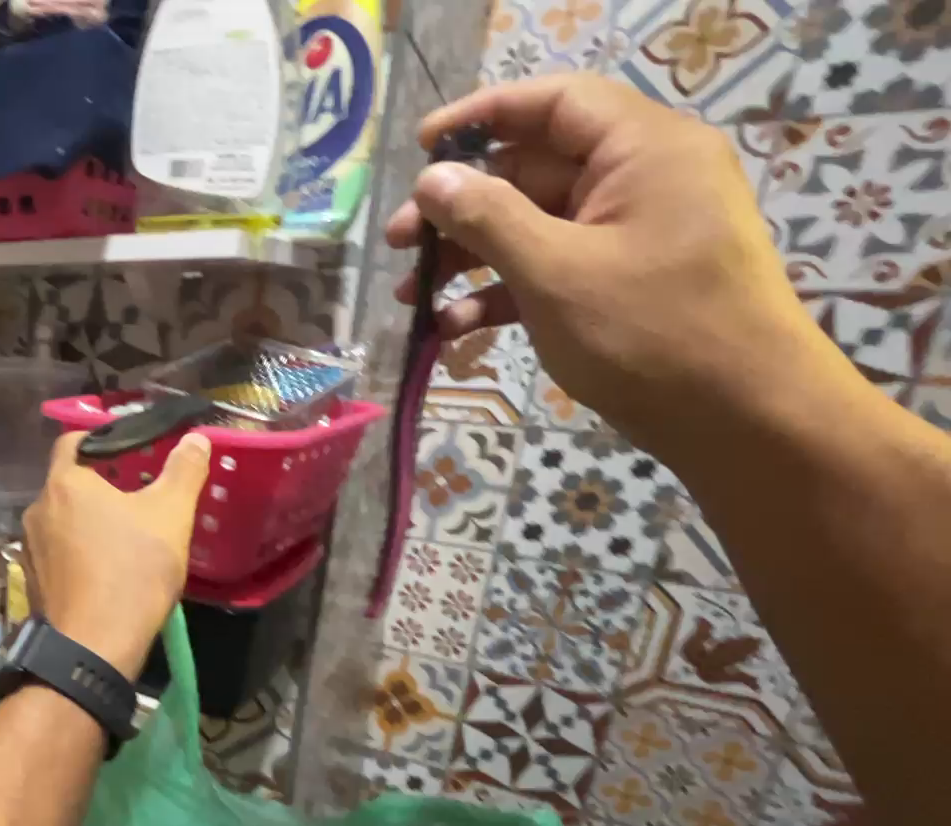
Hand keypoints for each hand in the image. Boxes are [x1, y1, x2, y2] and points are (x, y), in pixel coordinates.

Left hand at [22, 431, 211, 679]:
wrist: (93, 647)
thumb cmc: (133, 572)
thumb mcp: (170, 516)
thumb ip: (184, 472)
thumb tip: (195, 438)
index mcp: (64, 483)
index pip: (74, 441)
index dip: (102, 439)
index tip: (131, 448)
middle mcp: (37, 509)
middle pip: (69, 482)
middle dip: (102, 484)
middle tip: (139, 494)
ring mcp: (30, 546)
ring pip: (63, 518)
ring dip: (90, 519)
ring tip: (126, 531)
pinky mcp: (32, 579)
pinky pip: (58, 550)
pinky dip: (79, 548)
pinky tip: (107, 565)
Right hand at [385, 74, 847, 452]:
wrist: (733, 414)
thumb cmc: (647, 330)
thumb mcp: (553, 271)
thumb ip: (487, 218)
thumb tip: (430, 179)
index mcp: (641, 152)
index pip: (555, 104)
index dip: (483, 115)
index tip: (419, 147)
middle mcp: (634, 181)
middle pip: (529, 171)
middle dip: (456, 208)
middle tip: (398, 244)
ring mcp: (621, 235)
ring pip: (525, 227)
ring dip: (463, 259)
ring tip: (409, 296)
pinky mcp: (608, 282)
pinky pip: (540, 270)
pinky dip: (493, 295)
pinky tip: (451, 328)